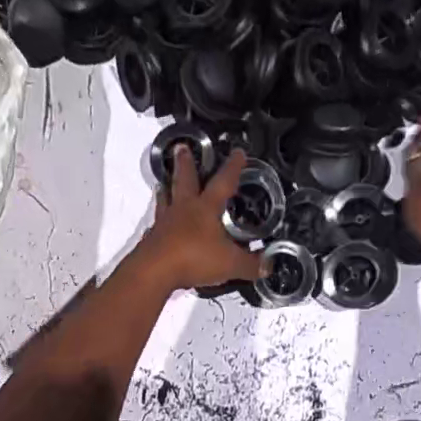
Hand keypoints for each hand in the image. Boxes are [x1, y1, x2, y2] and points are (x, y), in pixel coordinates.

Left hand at [124, 146, 261, 291]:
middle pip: (184, 180)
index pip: (223, 182)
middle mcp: (183, 209)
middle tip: (182, 148)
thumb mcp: (231, 264)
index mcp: (205, 208)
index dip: (233, 167)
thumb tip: (268, 266)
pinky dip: (159, 221)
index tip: (237, 153)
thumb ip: (251, 265)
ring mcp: (164, 223)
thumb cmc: (194, 258)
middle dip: (186, 163)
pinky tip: (159, 224)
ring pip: (165, 199)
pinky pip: (156, 225)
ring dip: (166, 188)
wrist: (154, 272)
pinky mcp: (152, 239)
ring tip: (164, 183)